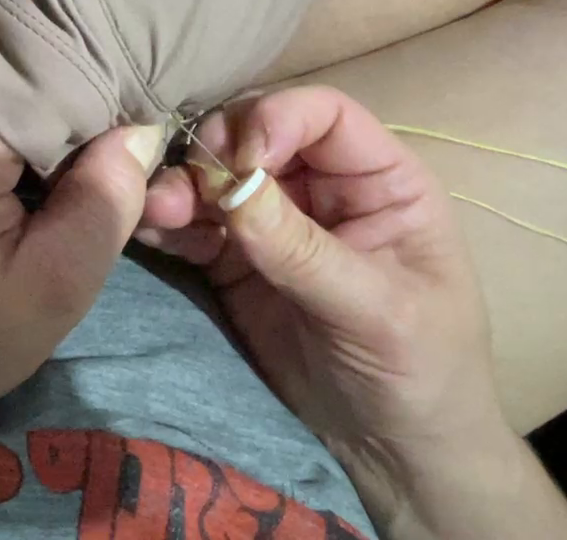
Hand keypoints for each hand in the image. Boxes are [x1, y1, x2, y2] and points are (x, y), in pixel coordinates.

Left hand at [0, 68, 160, 445]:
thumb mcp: (54, 289)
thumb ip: (104, 202)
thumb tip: (139, 128)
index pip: (44, 85)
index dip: (94, 107)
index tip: (127, 140)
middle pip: (9, 73)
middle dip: (60, 106)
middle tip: (94, 157)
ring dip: (24, 110)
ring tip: (46, 168)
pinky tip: (5, 163)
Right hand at [134, 86, 508, 479]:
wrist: (387, 451)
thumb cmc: (420, 374)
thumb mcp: (375, 310)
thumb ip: (301, 247)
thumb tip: (231, 183)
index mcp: (377, 179)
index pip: (321, 114)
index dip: (274, 120)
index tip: (239, 164)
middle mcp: (317, 185)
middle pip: (250, 131)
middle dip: (211, 151)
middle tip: (186, 189)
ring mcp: (268, 219)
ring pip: (210, 173)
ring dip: (176, 185)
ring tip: (154, 212)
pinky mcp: (229, 254)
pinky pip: (188, 221)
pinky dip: (163, 221)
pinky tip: (146, 230)